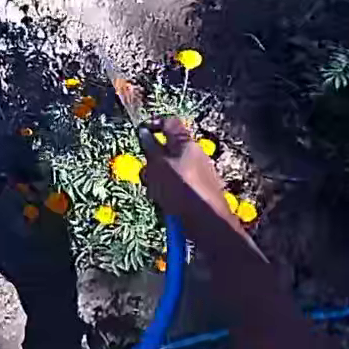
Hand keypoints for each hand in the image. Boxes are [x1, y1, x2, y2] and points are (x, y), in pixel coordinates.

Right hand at [140, 116, 242, 241]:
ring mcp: (195, 176)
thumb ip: (150, 149)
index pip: (169, 123)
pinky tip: (167, 208)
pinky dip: (165, 195)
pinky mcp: (194, 193)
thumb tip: (143, 132)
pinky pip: (173, 189)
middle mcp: (193, 156)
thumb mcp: (160, 167)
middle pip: (164, 151)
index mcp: (187, 144)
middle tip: (149, 177)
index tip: (139, 132)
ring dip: (156, 183)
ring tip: (159, 197)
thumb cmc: (183, 190)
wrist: (209, 225)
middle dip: (151, 164)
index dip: (153, 124)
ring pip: (165, 173)